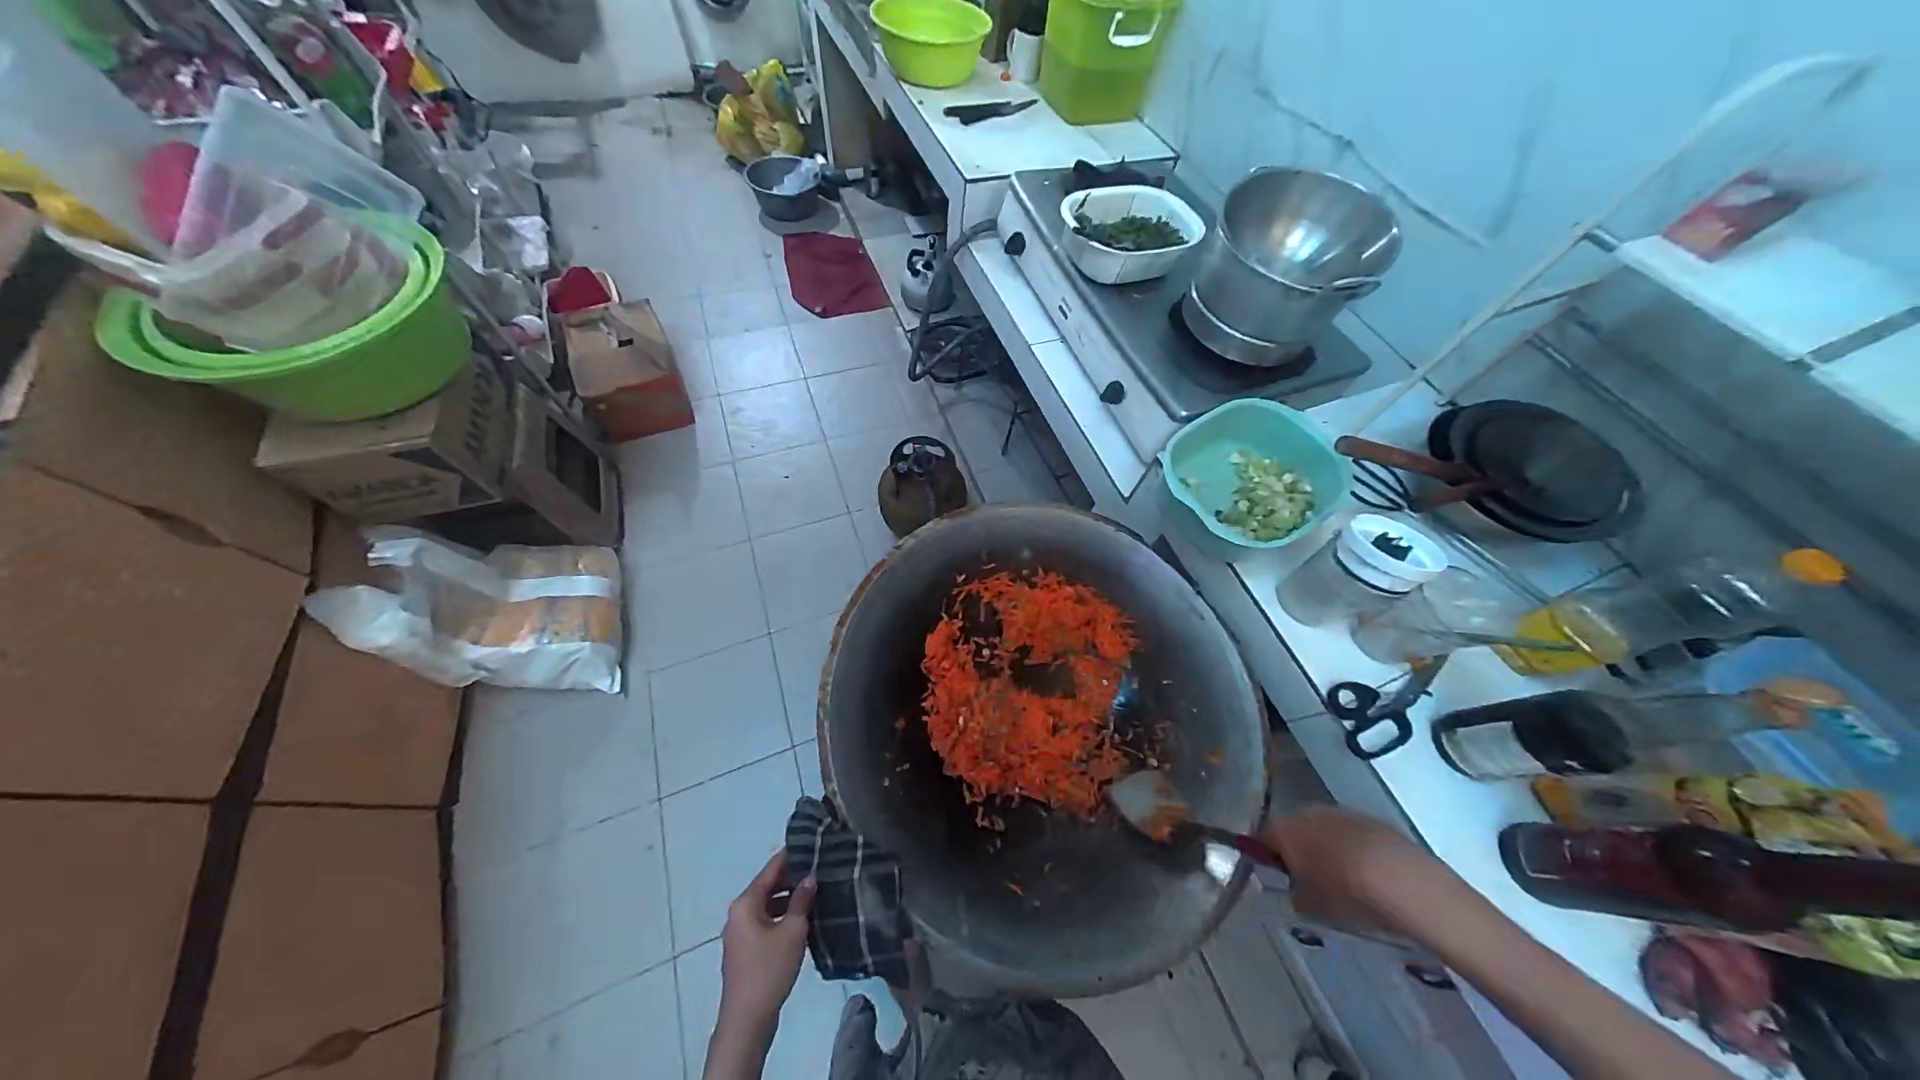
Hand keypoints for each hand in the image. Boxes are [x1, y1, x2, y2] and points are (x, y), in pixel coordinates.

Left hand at [717, 851, 816, 1034]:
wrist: (747, 1019)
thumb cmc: (769, 969)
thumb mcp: (792, 931)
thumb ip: (801, 900)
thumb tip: (810, 877)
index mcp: (746, 903)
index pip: (771, 869)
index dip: (791, 856)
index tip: (812, 844)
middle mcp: (738, 913)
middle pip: (767, 886)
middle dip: (792, 878)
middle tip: (820, 869)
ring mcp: (740, 933)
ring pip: (767, 906)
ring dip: (789, 900)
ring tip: (816, 894)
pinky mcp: (745, 950)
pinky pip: (765, 922)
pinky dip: (782, 917)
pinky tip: (803, 921)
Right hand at [1259, 806, 1454, 935]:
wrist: (1402, 880)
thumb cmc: (1344, 893)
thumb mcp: (1310, 906)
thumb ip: (1294, 894)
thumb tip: (1296, 889)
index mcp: (1284, 829)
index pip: (1262, 838)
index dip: (1266, 857)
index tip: (1276, 878)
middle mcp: (1307, 812)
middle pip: (1295, 830)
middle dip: (1300, 851)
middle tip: (1311, 881)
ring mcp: (1342, 813)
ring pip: (1326, 830)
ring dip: (1329, 848)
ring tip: (1345, 880)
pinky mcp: (1373, 820)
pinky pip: (1354, 835)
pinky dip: (1356, 850)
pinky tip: (1370, 875)